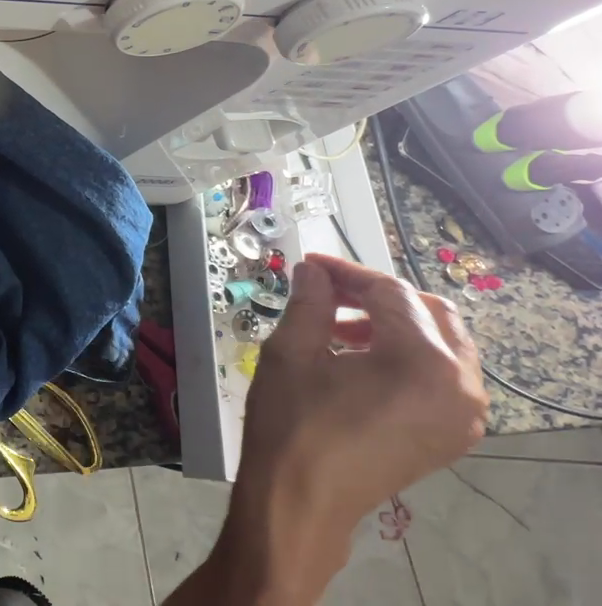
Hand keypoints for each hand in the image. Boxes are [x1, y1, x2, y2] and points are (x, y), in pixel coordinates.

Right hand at [171, 254, 487, 604]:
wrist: (304, 494)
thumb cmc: (293, 419)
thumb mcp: (292, 351)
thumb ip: (310, 303)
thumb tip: (314, 270)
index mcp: (424, 361)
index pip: (391, 294)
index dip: (347, 272)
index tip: (307, 264)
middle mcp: (462, 385)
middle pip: (432, 314)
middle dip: (377, 296)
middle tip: (325, 291)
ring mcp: (466, 414)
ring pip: (444, 345)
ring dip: (395, 325)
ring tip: (338, 330)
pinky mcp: (454, 433)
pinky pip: (444, 377)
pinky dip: (408, 357)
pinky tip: (359, 363)